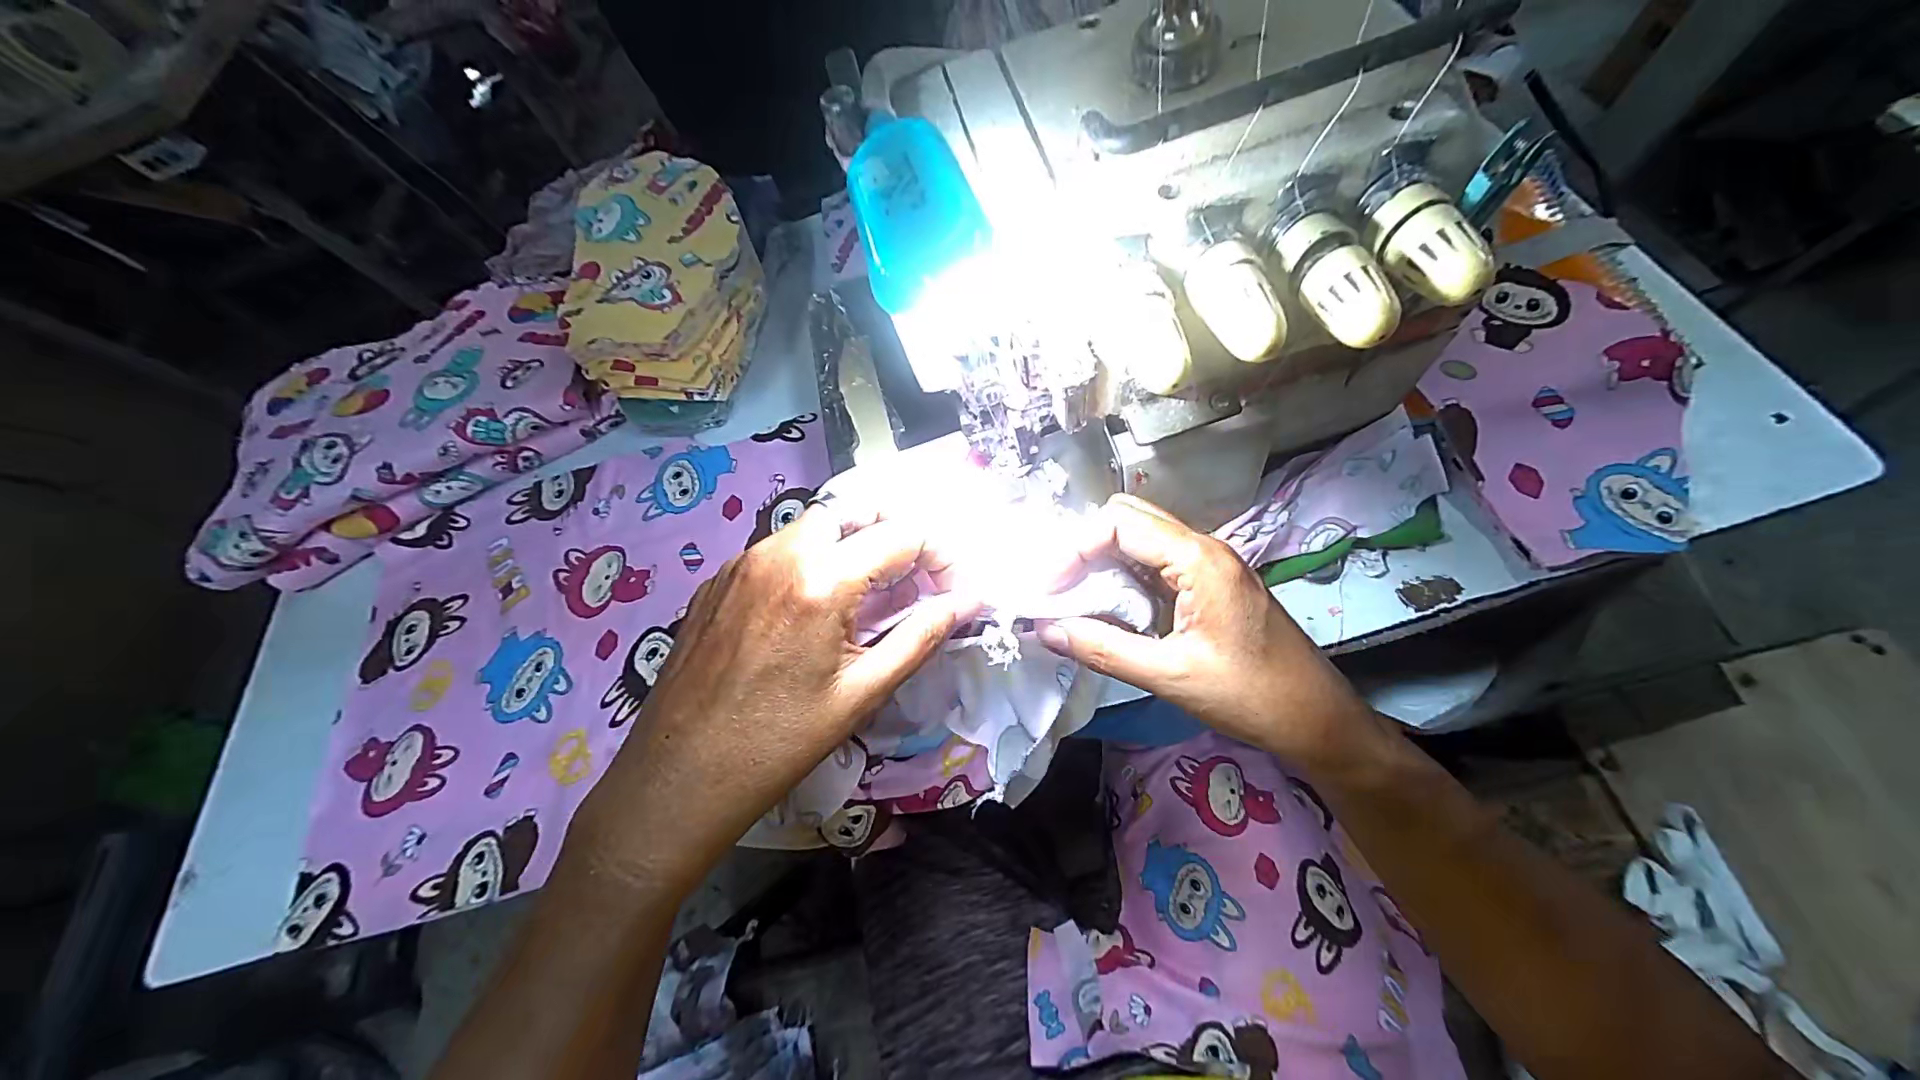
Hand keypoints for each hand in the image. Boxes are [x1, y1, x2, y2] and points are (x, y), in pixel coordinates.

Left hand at [569, 503, 975, 892]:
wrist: (679, 774)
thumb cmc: (779, 742)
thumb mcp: (861, 694)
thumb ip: (918, 638)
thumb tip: (963, 603)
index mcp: (821, 580)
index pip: (902, 534)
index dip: (939, 553)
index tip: (950, 586)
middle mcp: (779, 554)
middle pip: (852, 509)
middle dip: (891, 531)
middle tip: (910, 575)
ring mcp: (741, 563)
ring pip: (810, 526)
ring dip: (848, 544)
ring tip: (862, 596)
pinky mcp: (716, 581)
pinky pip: (774, 550)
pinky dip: (806, 562)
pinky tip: (807, 611)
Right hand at [1038, 495, 1379, 772]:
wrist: (1316, 718)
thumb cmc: (1250, 696)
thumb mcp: (1169, 676)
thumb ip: (1102, 649)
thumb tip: (1045, 629)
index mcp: (1198, 559)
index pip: (1118, 523)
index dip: (1073, 550)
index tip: (1048, 590)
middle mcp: (1204, 547)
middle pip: (1128, 517)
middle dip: (1084, 546)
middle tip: (1059, 588)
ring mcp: (1209, 562)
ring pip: (1141, 537)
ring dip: (1103, 560)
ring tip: (1076, 598)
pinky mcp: (1210, 581)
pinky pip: (1156, 561)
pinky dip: (1124, 575)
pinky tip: (1110, 607)